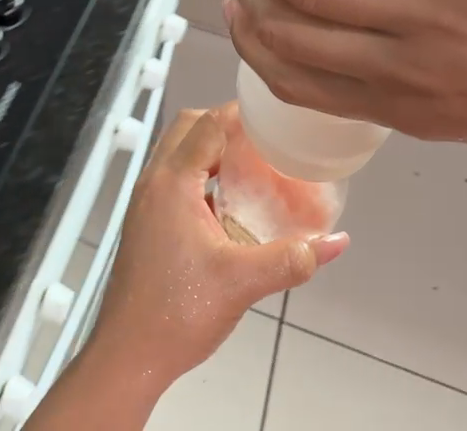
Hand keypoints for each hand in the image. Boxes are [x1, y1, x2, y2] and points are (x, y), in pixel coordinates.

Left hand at [86, 105, 348, 386]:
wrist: (129, 352)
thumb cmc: (179, 311)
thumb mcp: (243, 283)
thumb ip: (292, 259)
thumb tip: (336, 241)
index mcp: (172, 182)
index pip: (207, 124)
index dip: (240, 114)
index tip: (274, 116)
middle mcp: (154, 182)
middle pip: (188, 128)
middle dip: (225, 126)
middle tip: (264, 140)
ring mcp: (146, 202)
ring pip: (179, 153)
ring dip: (212, 151)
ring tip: (253, 166)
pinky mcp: (147, 222)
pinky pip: (175, 179)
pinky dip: (202, 176)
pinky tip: (230, 205)